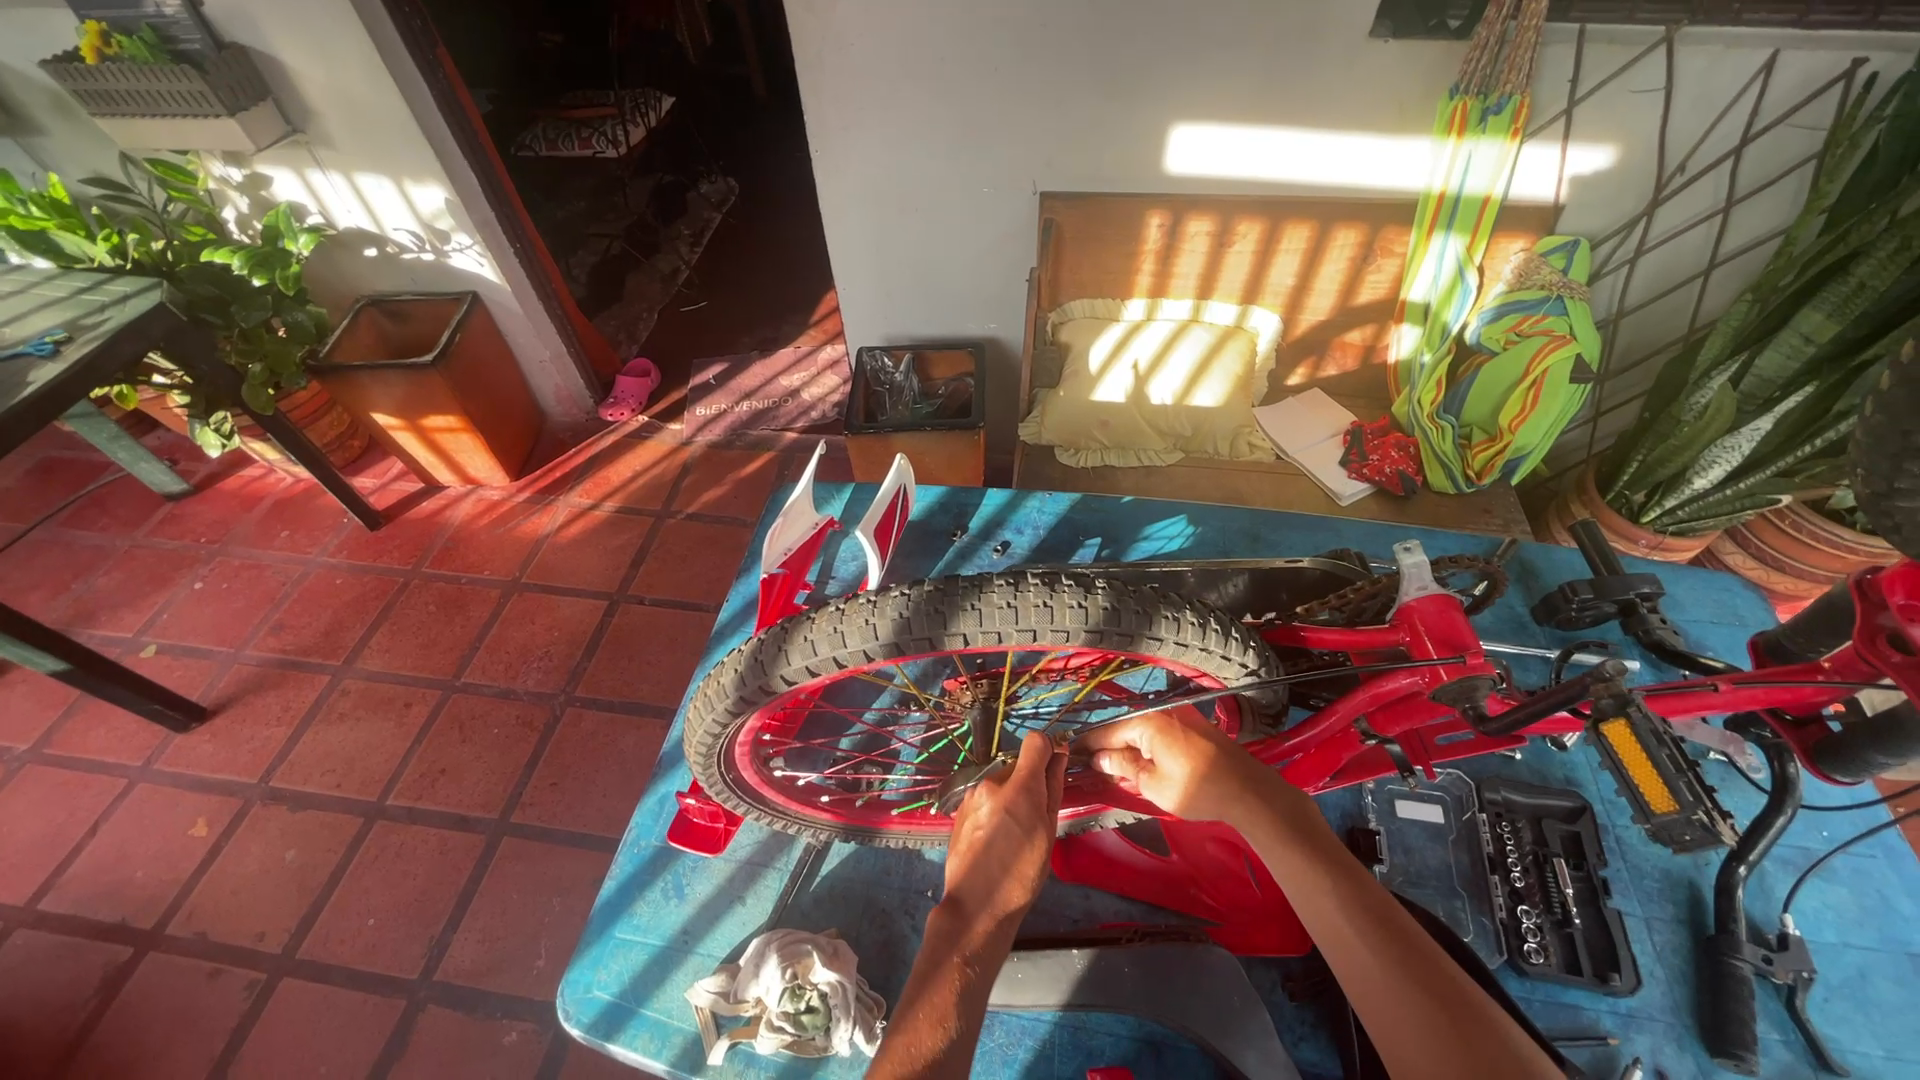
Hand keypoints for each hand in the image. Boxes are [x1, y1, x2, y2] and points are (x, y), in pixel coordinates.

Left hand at [941, 732, 1065, 926]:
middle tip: (1034, 817)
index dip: (1047, 751)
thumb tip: (1058, 758)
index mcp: (1019, 786)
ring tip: (1012, 833)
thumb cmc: (1022, 874)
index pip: (1036, 741)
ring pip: (1000, 783)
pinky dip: (994, 808)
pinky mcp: (960, 808)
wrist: (977, 904)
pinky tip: (995, 838)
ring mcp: (972, 794)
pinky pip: (984, 798)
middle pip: (1017, 766)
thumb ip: (1053, 789)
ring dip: (1010, 796)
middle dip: (1028, 782)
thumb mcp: (1048, 832)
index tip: (1052, 770)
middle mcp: (991, 782)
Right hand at [1076, 711, 1293, 824]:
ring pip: (1143, 729)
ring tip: (1112, 764)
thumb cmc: (1197, 790)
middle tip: (1090, 763)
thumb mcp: (1152, 783)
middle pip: (1125, 727)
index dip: (1088, 744)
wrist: (1249, 792)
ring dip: (1128, 745)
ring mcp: (1181, 717)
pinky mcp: (1195, 727)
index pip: (1108, 731)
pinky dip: (1146, 744)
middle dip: (1107, 744)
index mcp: (1148, 722)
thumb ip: (1123, 766)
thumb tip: (1100, 757)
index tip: (1072, 754)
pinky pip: (1160, 732)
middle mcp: (1162, 712)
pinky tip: (1141, 759)